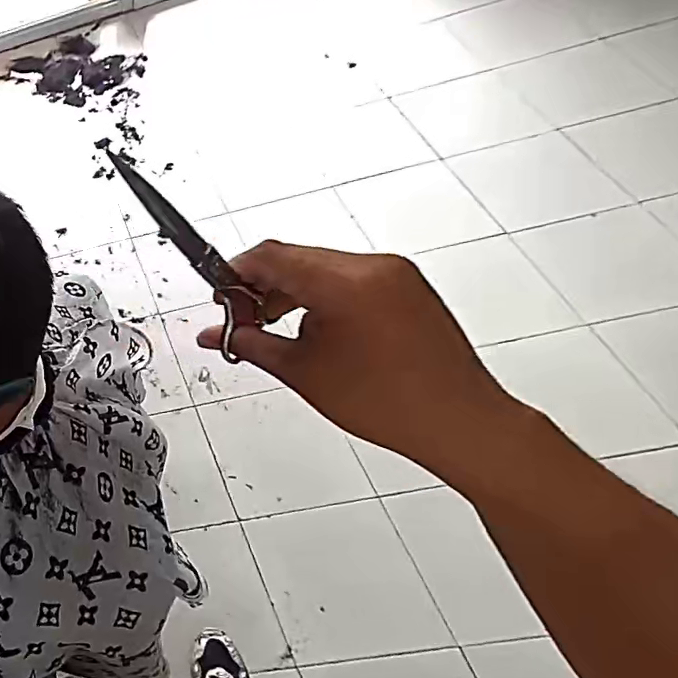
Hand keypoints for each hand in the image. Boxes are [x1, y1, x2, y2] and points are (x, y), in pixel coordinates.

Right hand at [196, 242, 541, 482]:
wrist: (457, 421)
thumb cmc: (396, 404)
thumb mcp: (303, 372)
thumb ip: (251, 344)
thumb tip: (220, 334)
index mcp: (346, 283)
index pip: (271, 256)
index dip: (236, 273)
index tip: (221, 294)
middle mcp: (374, 267)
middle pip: (294, 258)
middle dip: (260, 286)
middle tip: (241, 318)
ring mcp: (394, 273)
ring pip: (320, 266)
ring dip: (289, 291)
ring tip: (272, 328)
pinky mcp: (404, 285)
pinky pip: (348, 277)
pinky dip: (320, 295)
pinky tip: (309, 327)